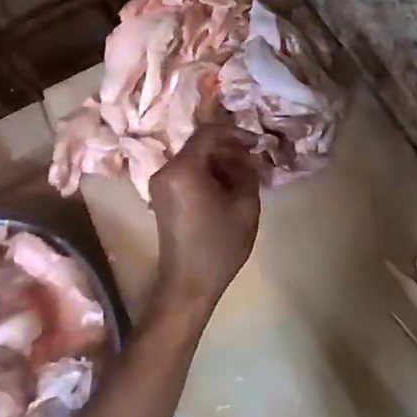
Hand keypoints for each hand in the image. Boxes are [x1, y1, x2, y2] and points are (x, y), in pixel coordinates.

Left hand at [150, 124, 261, 314]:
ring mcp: (160, 183)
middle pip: (199, 144)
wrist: (189, 283)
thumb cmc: (220, 244)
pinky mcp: (162, 196)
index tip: (256, 143)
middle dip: (228, 147)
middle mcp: (165, 170)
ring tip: (244, 175)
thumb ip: (247, 170)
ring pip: (194, 158)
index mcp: (183, 169)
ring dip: (219, 160)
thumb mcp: (245, 204)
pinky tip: (227, 187)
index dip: (235, 132)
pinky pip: (187, 172)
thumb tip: (246, 155)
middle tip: (253, 160)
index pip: (208, 132)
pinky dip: (208, 172)